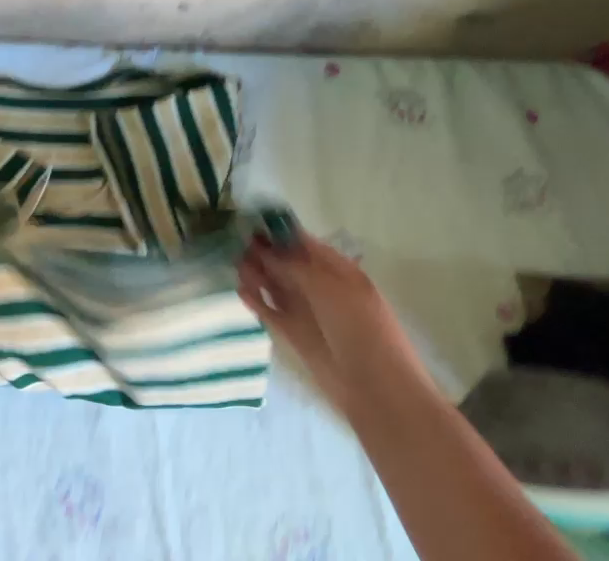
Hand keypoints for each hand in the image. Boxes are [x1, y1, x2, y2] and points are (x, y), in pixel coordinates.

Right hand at [236, 237, 434, 417]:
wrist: (376, 388)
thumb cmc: (361, 329)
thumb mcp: (331, 289)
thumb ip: (295, 266)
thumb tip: (264, 248)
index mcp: (337, 271)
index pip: (304, 243)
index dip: (279, 231)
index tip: (249, 219)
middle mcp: (319, 286)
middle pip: (285, 262)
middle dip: (262, 250)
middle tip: (232, 239)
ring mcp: (305, 310)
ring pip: (274, 284)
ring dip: (256, 273)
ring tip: (234, 263)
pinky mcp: (292, 333)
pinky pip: (269, 311)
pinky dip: (255, 300)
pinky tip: (240, 290)